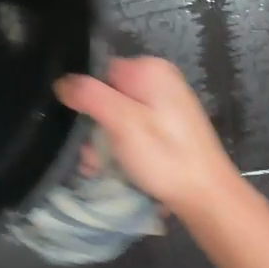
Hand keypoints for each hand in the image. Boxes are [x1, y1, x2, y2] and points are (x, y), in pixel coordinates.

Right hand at [54, 56, 239, 214]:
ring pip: (115, 113)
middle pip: (106, 94)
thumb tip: (61, 81)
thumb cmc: (164, 156)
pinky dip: (119, 144)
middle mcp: (158, 80)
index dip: (85, 98)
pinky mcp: (166, 125)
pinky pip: (130, 126)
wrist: (207, 197)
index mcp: (149, 70)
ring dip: (102, 139)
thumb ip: (88, 95)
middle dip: (93, 124)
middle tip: (91, 153)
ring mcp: (163, 103)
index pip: (98, 71)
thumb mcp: (121, 122)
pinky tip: (114, 164)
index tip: (81, 127)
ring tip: (99, 164)